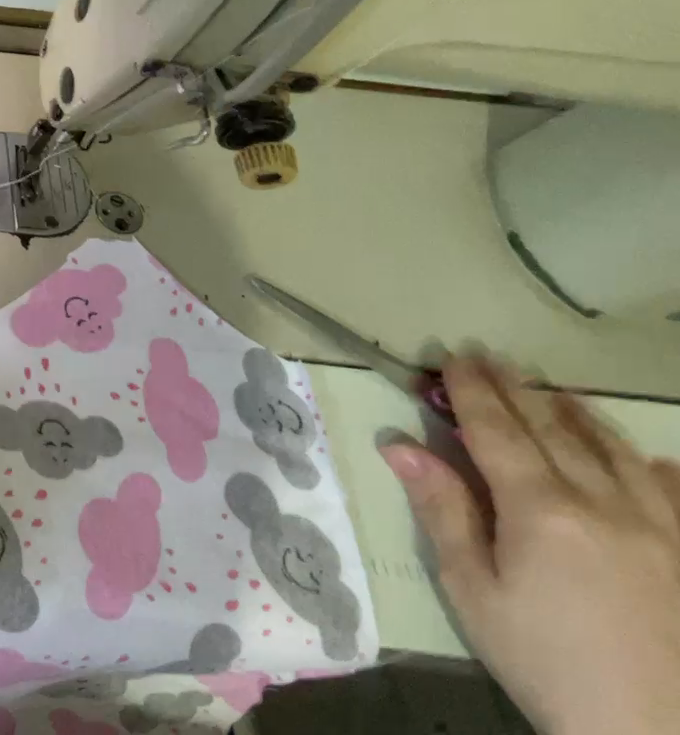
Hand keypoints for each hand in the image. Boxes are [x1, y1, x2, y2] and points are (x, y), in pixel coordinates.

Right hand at [379, 355, 679, 734]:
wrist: (653, 731)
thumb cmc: (541, 657)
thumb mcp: (471, 588)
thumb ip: (443, 511)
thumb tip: (403, 446)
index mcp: (541, 510)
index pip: (498, 432)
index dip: (473, 392)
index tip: (453, 358)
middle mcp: (608, 504)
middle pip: (555, 431)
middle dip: (517, 390)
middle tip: (490, 357)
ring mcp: (666, 529)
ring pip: (618, 452)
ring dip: (577, 414)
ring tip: (551, 390)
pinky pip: (678, 494)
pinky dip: (652, 465)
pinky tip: (646, 456)